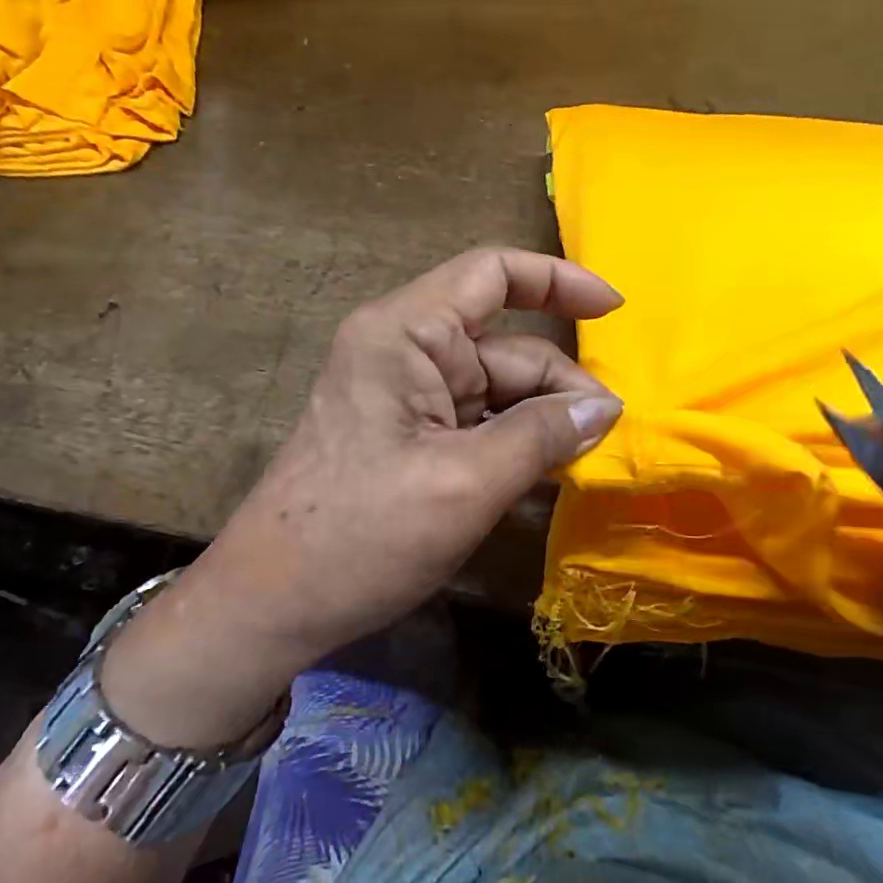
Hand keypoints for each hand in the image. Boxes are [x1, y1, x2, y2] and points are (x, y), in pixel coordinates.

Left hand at [101, 249, 623, 746]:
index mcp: (406, 335)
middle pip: (507, 345)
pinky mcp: (412, 438)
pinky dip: (518, 443)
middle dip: (561, 384)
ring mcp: (408, 398)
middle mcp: (407, 353)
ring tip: (588, 459)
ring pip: (499, 390)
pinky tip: (551, 475)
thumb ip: (541, 435)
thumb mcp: (465, 483)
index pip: (492, 275)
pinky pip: (481, 424)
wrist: (269, 608)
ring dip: (544, 420)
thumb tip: (606, 409)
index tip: (614, 310)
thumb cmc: (360, 536)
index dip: (558, 280)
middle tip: (610, 431)